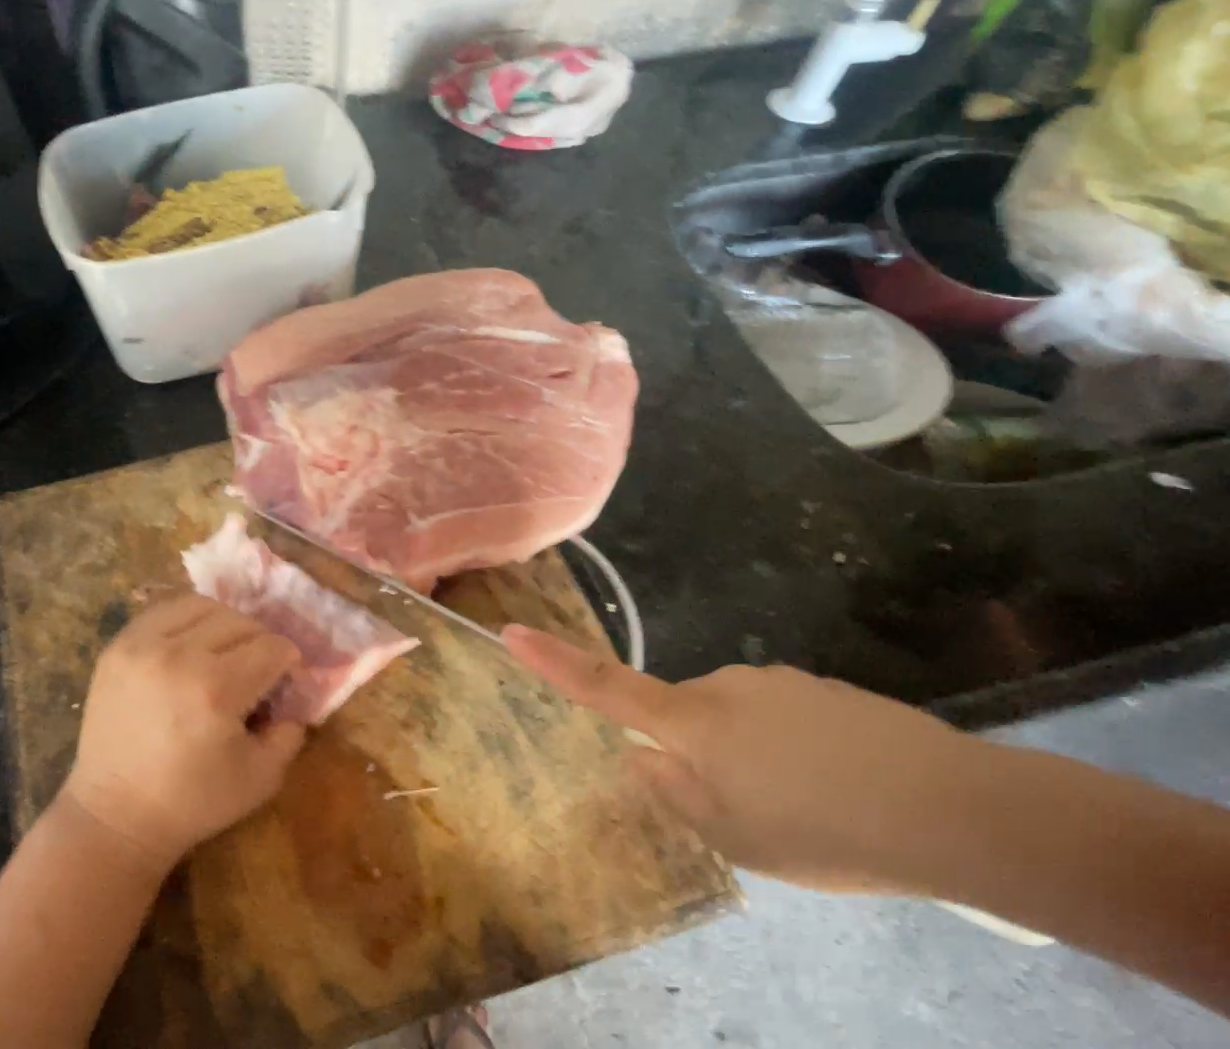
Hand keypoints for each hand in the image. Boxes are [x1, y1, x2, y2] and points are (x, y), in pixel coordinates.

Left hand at [61, 593, 306, 869]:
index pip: (271, 648)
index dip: (289, 660)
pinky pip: (162, 612)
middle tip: (261, 666)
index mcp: (216, 689)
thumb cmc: (193, 802)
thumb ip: (290, 734)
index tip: (288, 676)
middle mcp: (178, 655)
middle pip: (239, 622)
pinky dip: (187, 621)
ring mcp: (141, 646)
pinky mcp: (117, 647)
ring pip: (201, 606)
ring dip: (225, 623)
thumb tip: (295, 700)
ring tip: (227, 650)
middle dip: (260, 641)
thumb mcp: (261, 778)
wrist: (115, 813)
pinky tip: (193, 645)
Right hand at [502, 624, 982, 892]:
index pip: (605, 686)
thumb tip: (642, 758)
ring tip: (807, 805)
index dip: (554, 661)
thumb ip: (673, 793)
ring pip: (735, 717)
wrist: (956, 810)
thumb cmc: (824, 831)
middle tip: (749, 811)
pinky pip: (781, 715)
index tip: (511, 631)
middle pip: (683, 713)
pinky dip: (792, 748)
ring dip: (750, 753)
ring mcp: (779, 681)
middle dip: (697, 751)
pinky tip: (840, 787)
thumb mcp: (734, 836)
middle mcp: (726, 686)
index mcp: (692, 723)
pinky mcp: (825, 688)